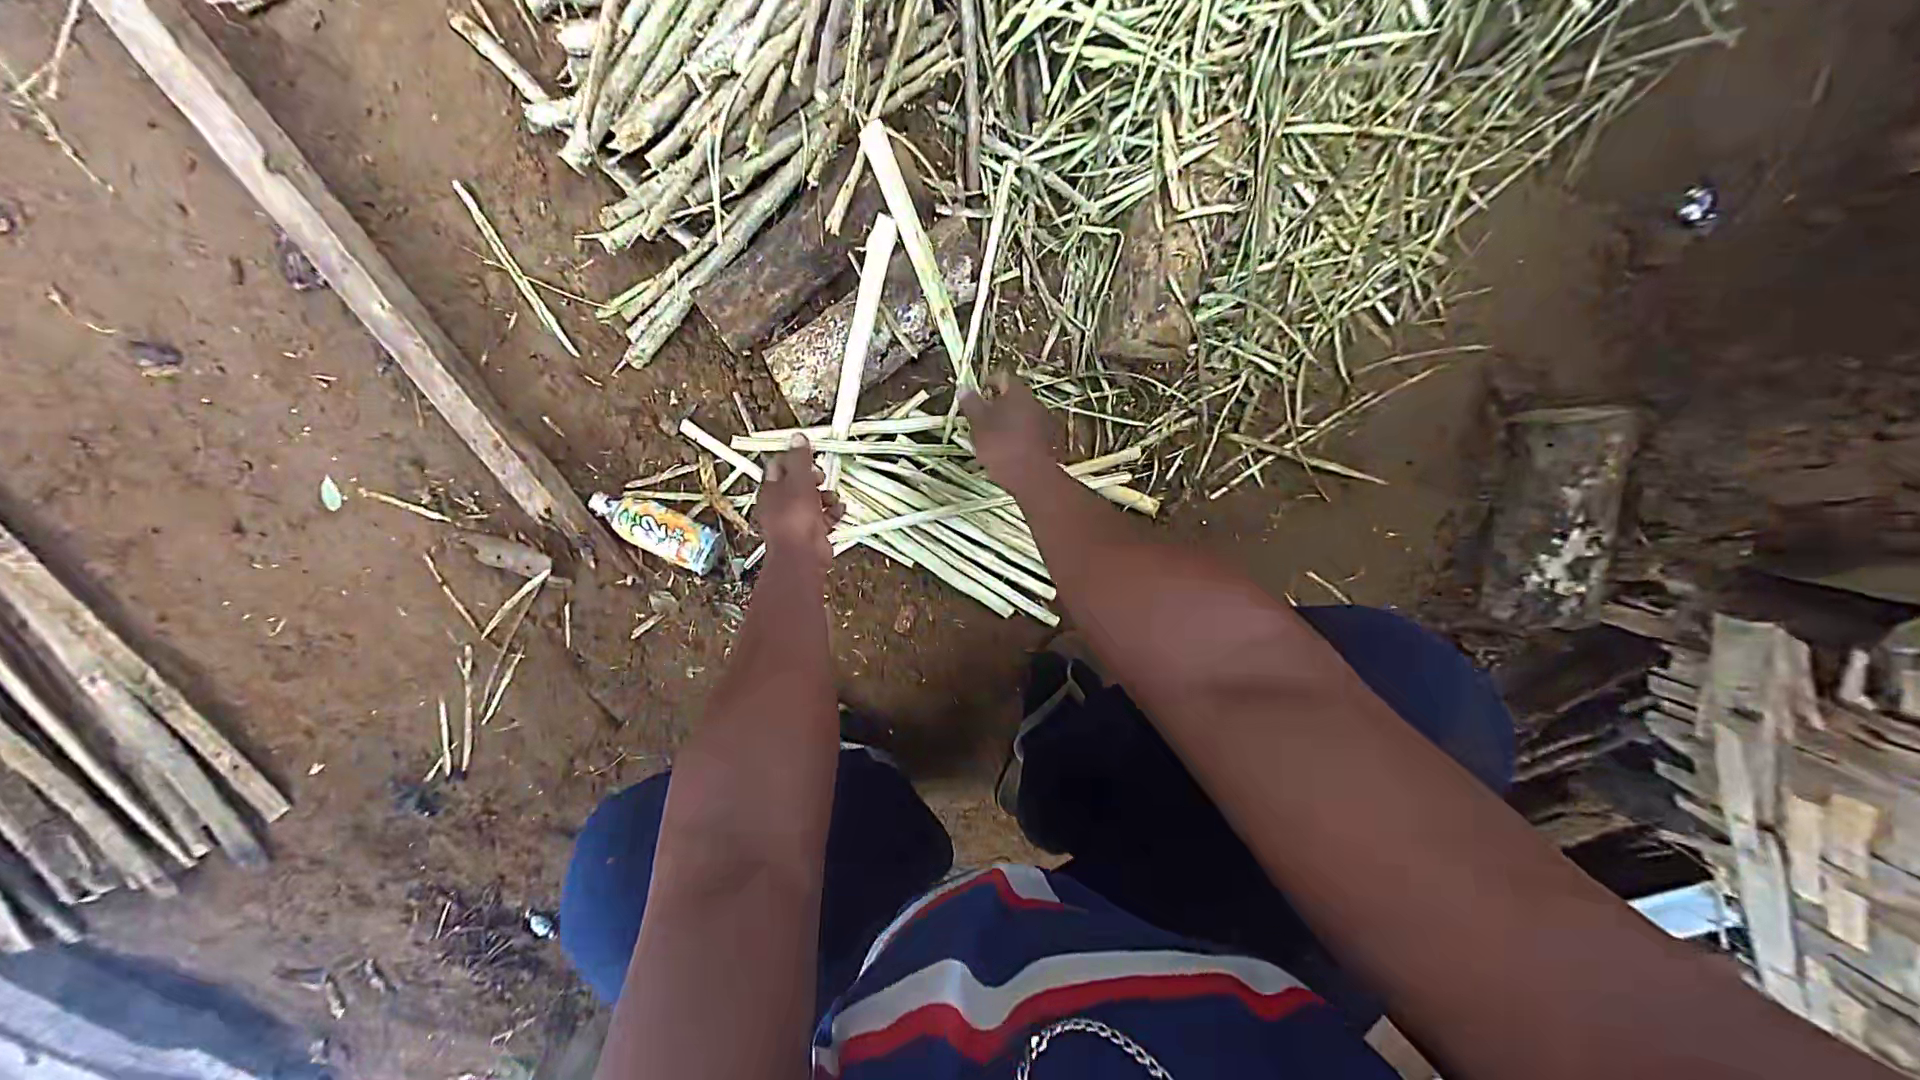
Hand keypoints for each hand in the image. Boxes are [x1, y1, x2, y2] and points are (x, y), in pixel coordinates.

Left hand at [756, 434, 842, 568]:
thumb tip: (797, 436)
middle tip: (822, 477)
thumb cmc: (796, 516)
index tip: (811, 456)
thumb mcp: (799, 481)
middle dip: (813, 478)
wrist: (803, 555)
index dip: (794, 458)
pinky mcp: (810, 532)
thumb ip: (799, 459)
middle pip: (797, 483)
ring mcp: (795, 519)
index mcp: (771, 490)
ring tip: (833, 497)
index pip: (779, 466)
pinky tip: (841, 509)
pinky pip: (823, 517)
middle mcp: (780, 504)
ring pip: (812, 500)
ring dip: (826, 496)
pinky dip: (832, 512)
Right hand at [959, 373, 1057, 483]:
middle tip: (979, 418)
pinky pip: (1028, 432)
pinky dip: (1016, 436)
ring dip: (1006, 421)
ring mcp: (1045, 422)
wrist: (1032, 478)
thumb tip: (964, 388)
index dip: (986, 383)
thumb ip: (971, 404)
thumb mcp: (979, 424)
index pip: (1002, 377)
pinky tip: (1006, 450)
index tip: (975, 396)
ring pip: (1020, 415)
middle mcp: (1035, 403)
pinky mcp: (1048, 441)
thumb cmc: (1001, 446)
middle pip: (1012, 397)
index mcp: (1018, 393)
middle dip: (996, 405)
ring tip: (991, 437)